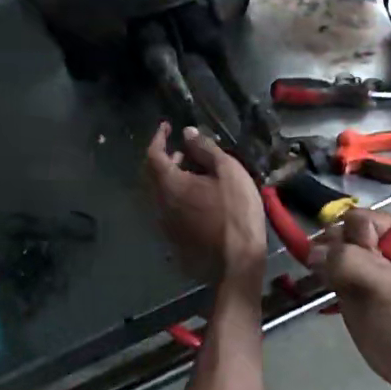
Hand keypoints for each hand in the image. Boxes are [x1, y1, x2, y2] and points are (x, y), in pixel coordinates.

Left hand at [144, 122, 266, 284]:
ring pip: (162, 193)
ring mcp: (165, 224)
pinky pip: (170, 209)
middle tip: (185, 150)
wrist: (237, 263)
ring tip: (196, 173)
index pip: (153, 154)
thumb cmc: (236, 213)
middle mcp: (160, 204)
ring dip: (174, 178)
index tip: (167, 126)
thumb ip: (206, 149)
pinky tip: (199, 198)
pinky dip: (179, 196)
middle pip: (154, 175)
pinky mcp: (175, 238)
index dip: (158, 138)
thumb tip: (187, 134)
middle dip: (167, 158)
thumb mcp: (229, 172)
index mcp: (170, 185)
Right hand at [307, 209, 390, 388]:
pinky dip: (320, 273)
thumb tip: (313, 253)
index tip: (359, 265)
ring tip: (332, 284)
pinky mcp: (348, 283)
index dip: (350, 239)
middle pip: (339, 231)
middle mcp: (377, 243)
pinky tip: (325, 287)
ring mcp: (361, 263)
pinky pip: (326, 266)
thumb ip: (350, 261)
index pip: (356, 218)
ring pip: (329, 248)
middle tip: (340, 277)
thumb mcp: (384, 285)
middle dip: (332, 250)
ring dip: (323, 262)